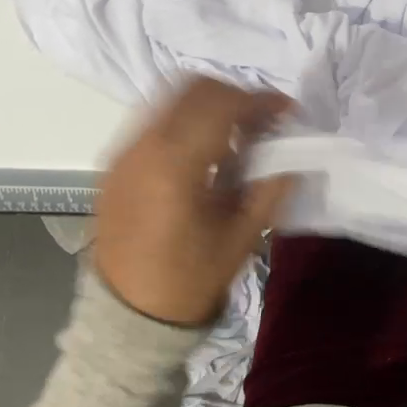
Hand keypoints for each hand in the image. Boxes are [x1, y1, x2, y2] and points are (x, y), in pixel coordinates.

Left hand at [94, 79, 295, 326]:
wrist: (127, 316)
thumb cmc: (189, 281)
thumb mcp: (242, 239)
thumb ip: (269, 188)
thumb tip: (291, 155)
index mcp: (176, 165)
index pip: (222, 105)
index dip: (261, 101)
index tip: (287, 112)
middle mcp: (143, 146)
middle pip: (195, 89)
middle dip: (235, 97)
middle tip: (263, 121)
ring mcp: (124, 152)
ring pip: (171, 100)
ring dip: (209, 107)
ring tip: (236, 138)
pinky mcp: (115, 164)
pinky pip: (154, 123)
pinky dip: (185, 123)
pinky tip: (205, 155)